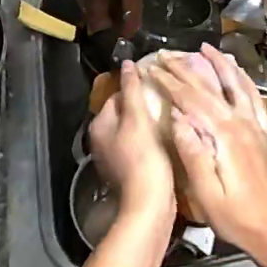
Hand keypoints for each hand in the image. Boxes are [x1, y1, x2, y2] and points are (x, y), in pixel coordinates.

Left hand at [88, 60, 175, 223]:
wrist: (150, 203)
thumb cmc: (143, 156)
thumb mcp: (138, 117)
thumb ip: (131, 89)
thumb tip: (126, 63)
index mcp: (99, 125)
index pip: (116, 95)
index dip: (135, 90)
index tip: (155, 89)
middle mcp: (100, 140)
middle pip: (124, 113)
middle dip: (142, 107)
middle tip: (163, 103)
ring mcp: (113, 157)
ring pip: (131, 130)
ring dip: (147, 125)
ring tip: (167, 120)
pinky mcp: (128, 171)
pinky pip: (138, 147)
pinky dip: (149, 142)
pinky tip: (165, 141)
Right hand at [152, 44, 266, 262]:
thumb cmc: (236, 217)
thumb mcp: (207, 194)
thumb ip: (193, 154)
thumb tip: (177, 118)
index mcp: (226, 136)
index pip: (193, 100)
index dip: (170, 82)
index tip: (151, 68)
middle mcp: (243, 123)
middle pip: (211, 87)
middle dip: (186, 68)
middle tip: (166, 54)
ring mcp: (256, 126)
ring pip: (237, 84)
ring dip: (220, 64)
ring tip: (206, 48)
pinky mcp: (264, 132)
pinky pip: (254, 96)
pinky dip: (244, 79)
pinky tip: (237, 73)